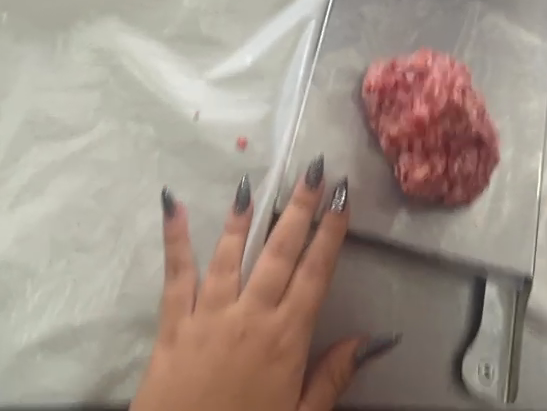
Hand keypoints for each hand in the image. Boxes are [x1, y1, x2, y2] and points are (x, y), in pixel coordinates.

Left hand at [131, 159, 400, 410]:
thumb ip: (334, 375)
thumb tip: (374, 338)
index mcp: (286, 338)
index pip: (315, 273)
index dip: (331, 232)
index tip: (342, 196)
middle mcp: (251, 316)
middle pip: (280, 252)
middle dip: (298, 208)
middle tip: (312, 170)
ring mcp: (209, 315)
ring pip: (231, 254)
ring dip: (244, 215)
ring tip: (254, 181)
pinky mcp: (173, 324)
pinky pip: (176, 274)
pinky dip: (175, 237)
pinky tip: (173, 202)